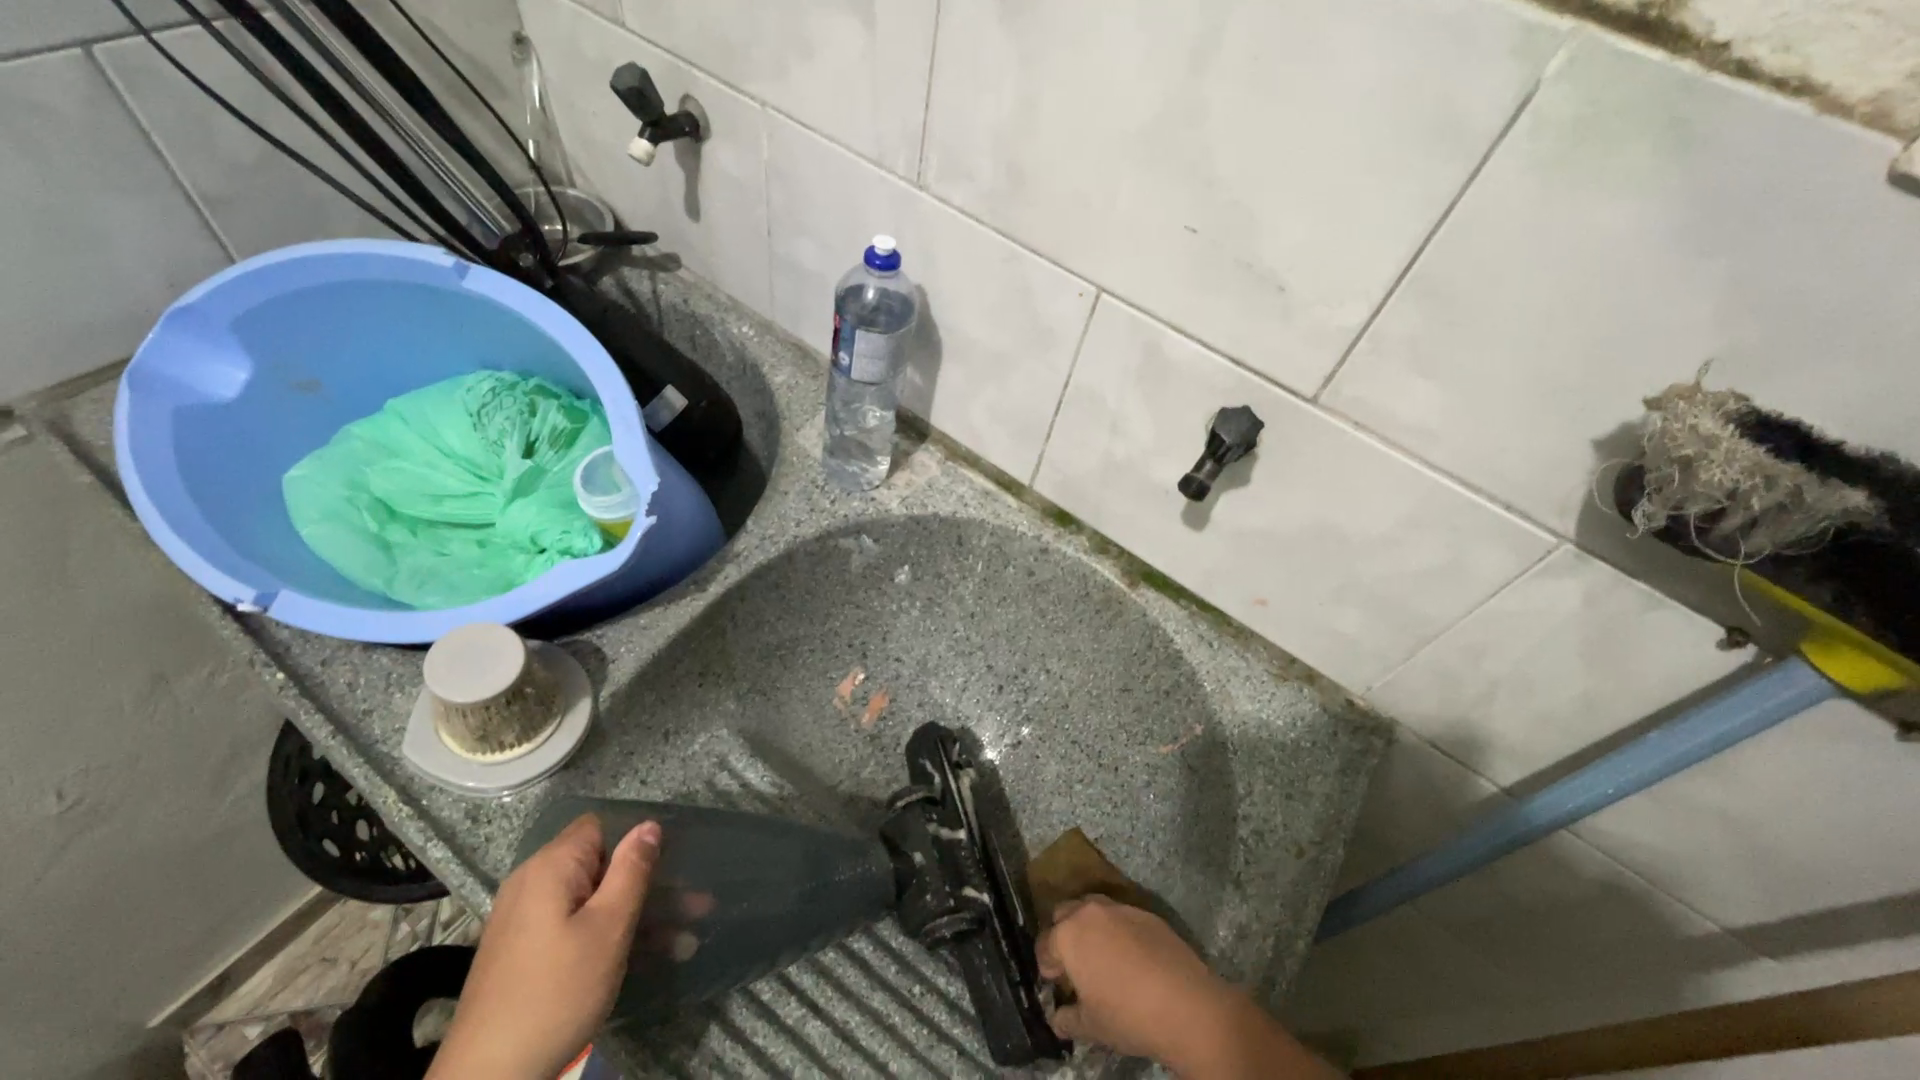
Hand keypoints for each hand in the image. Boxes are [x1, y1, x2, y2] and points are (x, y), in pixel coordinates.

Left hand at [428, 815, 659, 1079]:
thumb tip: (649, 824)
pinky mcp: (525, 950)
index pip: (599, 826)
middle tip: (694, 905)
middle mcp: (532, 883)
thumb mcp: (607, 928)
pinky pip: (574, 925)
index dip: (636, 838)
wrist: (490, 1071)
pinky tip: (644, 957)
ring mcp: (525, 919)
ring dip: (635, 914)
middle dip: (645, 882)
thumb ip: (630, 872)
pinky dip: (607, 934)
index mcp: (550, 868)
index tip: (672, 863)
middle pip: (598, 864)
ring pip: (591, 899)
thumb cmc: (557, 991)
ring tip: (683, 939)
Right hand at [1036, 895, 1239, 1065]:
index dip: (1046, 967)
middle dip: (1063, 936)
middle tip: (1075, 965)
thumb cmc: (1128, 1015)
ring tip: (1102, 956)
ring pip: (1094, 908)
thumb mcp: (1090, 1027)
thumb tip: (1058, 1018)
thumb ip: (1066, 1020)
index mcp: (1068, 935)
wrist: (1187, 1006)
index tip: (1056, 985)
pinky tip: (1132, 958)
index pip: (1044, 945)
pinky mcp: (1149, 915)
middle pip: (1065, 914)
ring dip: (1090, 927)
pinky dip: (1119, 931)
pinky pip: (1123, 917)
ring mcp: (1122, 909)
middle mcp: (1091, 912)